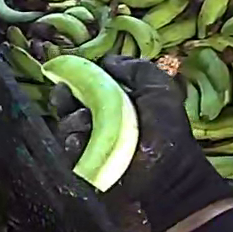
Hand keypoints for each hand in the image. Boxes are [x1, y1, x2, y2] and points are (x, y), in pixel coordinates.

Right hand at [51, 57, 232, 231]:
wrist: (169, 172)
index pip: (83, 86)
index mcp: (111, 101)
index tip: (69, 74)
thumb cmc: (167, 128)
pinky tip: (81, 141)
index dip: (74, 78)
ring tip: (85, 121)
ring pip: (65, 126)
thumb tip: (105, 60)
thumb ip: (137, 69)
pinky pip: (67, 152)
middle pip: (67, 105)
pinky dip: (72, 144)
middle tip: (65, 94)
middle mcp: (96, 121)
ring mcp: (88, 144)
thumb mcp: (159, 88)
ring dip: (71, 121)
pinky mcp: (83, 166)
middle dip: (63, 98)